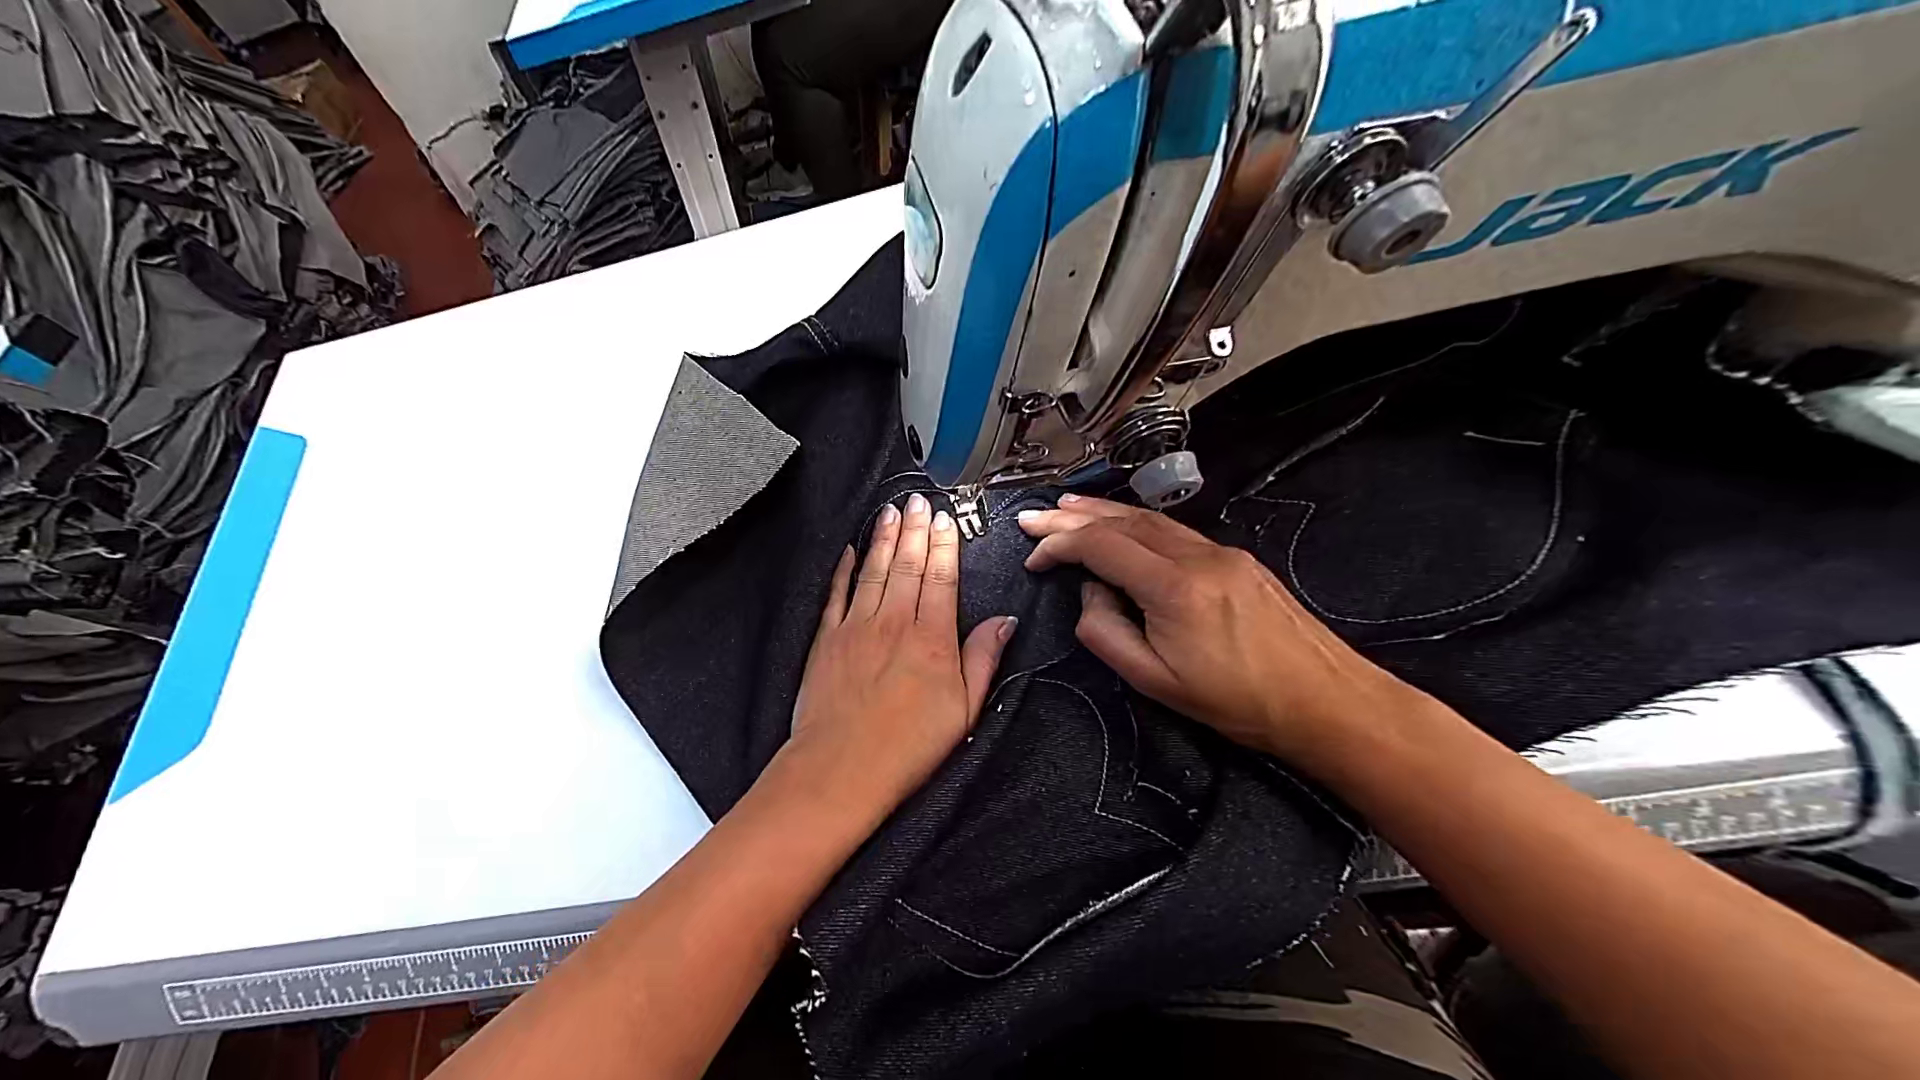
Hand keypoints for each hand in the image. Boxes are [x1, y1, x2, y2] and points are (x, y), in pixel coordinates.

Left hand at [783, 493, 1017, 823]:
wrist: (841, 768)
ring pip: (874, 570)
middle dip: (916, 528)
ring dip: (884, 538)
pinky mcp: (827, 640)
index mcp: (932, 639)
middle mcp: (894, 623)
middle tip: (919, 501)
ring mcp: (857, 627)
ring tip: (891, 511)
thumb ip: (983, 659)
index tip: (947, 521)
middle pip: (908, 564)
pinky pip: (837, 593)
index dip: (946, 545)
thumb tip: (1004, 623)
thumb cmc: (906, 748)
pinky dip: (844, 569)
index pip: (942, 578)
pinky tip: (850, 551)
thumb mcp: (964, 709)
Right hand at [1017, 495, 1418, 766]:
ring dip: (1103, 512)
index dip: (1059, 545)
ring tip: (1068, 509)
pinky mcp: (1236, 558)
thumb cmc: (1236, 701)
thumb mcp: (1153, 681)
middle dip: (1071, 517)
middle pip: (1122, 521)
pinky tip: (1121, 527)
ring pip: (1149, 519)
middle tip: (1034, 516)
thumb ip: (1105, 632)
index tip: (1033, 558)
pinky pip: (1173, 531)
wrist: (1323, 700)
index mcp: (1173, 587)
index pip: (1100, 546)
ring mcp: (1221, 552)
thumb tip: (1091, 592)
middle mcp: (1197, 556)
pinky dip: (1136, 524)